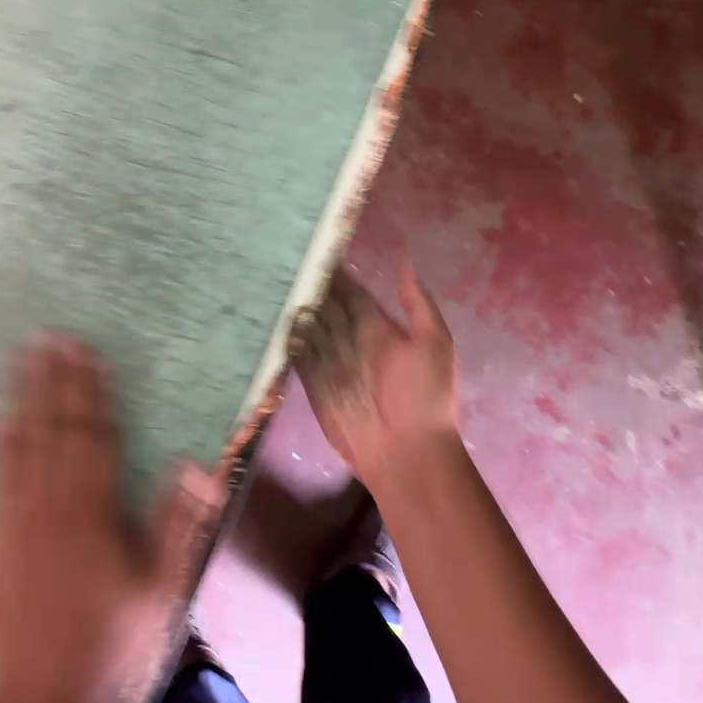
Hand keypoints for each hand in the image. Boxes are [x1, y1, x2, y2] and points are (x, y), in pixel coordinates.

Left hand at [0, 332, 220, 702]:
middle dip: (53, 379)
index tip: (85, 349)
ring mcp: (17, 520)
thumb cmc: (113, 641)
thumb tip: (195, 464)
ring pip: (21, 444)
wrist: (46, 696)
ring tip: (20, 358)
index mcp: (93, 508)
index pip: (94, 433)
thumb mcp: (161, 588)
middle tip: (48, 336)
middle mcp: (50, 502)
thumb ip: (177, 525)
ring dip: (22, 397)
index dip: (90, 389)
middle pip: (55, 428)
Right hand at [292, 263, 458, 486]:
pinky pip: (296, 356)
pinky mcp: (314, 384)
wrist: (408, 452)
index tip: (315, 250)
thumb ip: (418, 305)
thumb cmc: (425, 397)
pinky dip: (284, 339)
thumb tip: (405, 264)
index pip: (352, 293)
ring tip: (271, 283)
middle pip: (326, 306)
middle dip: (308, 287)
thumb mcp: (434, 345)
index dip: (336, 274)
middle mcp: (352, 340)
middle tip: (284, 260)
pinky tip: (268, 318)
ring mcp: (331, 362)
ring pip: (308, 327)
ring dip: (292, 308)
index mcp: (379, 328)